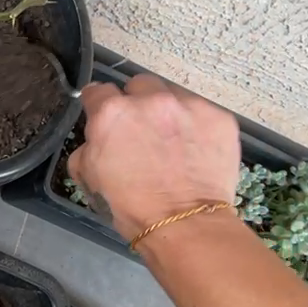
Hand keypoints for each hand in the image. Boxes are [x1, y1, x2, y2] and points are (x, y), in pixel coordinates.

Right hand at [66, 73, 238, 239]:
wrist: (183, 222)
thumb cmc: (128, 204)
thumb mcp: (88, 175)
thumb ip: (88, 146)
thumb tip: (97, 140)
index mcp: (112, 113)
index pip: (97, 91)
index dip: (97, 103)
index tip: (102, 113)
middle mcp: (150, 101)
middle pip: (138, 84)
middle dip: (136, 102)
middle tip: (138, 128)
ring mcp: (189, 106)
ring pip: (172, 96)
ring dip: (167, 112)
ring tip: (170, 141)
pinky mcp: (219, 118)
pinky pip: (201, 113)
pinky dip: (194, 126)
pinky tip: (192, 150)